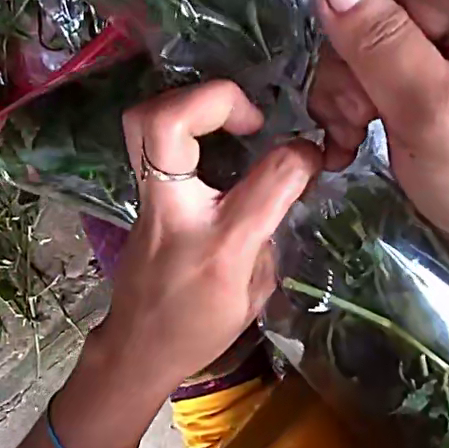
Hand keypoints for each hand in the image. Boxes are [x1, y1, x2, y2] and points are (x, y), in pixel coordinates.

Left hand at [93, 79, 320, 392]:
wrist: (137, 348)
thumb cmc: (201, 331)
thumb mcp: (256, 295)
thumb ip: (272, 236)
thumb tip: (285, 184)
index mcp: (221, 247)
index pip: (269, 178)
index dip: (300, 155)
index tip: (311, 155)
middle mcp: (176, 214)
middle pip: (165, 123)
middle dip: (213, 99)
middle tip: (250, 117)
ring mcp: (147, 202)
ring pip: (143, 121)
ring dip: (189, 103)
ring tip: (228, 119)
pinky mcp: (139, 197)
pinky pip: (149, 140)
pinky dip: (181, 124)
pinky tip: (210, 141)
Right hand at [310, 0, 448, 283]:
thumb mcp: (432, 114)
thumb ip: (380, 45)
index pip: (405, 0)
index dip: (362, 53)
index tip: (348, 115)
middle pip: (394, 22)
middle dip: (358, 80)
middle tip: (347, 135)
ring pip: (389, 47)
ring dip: (358, 95)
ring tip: (351, 140)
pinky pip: (404, 68)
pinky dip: (376, 102)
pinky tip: (362, 133)